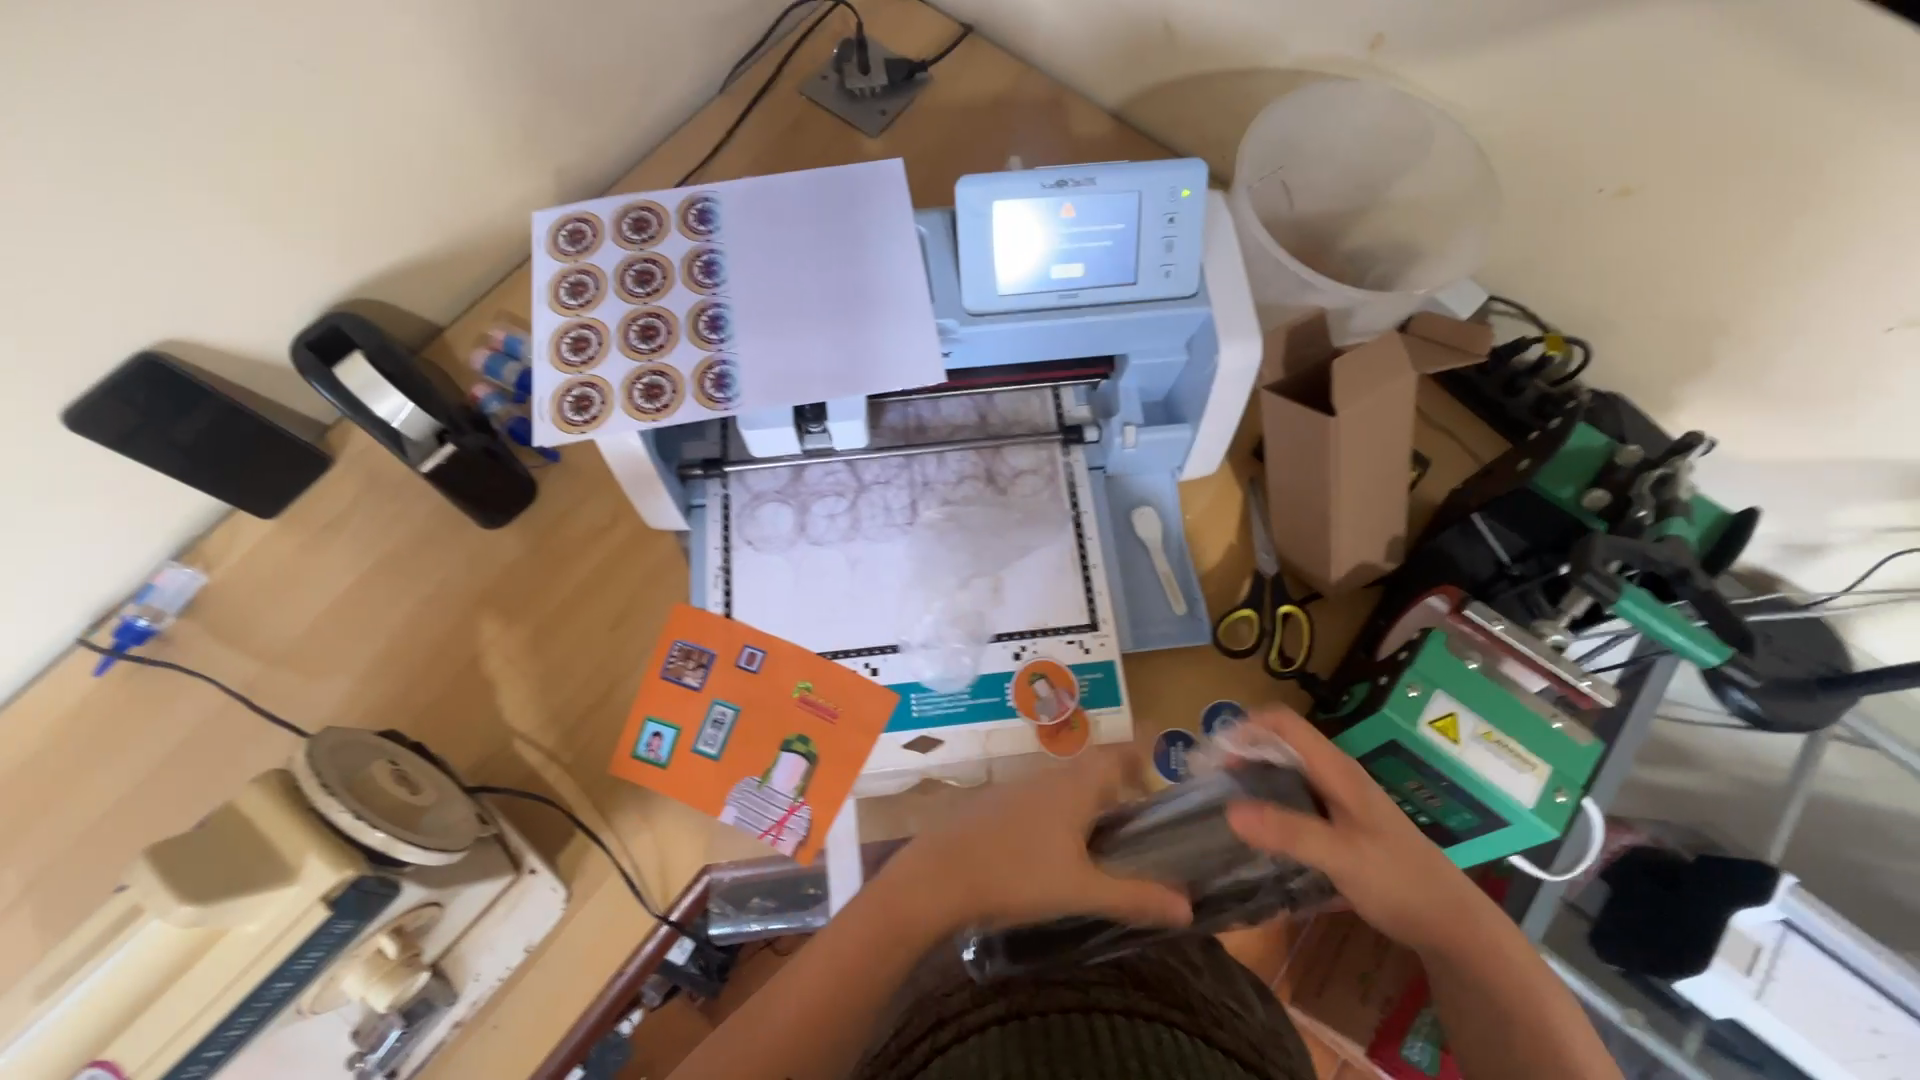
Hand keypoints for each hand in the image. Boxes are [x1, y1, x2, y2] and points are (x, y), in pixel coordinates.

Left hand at [889, 749, 1192, 932]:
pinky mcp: (991, 807)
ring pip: (1061, 784)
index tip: (1158, 765)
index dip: (1138, 755)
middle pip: (1089, 768)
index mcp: (1074, 787)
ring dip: (1084, 799)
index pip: (1115, 754)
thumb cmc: (1015, 875)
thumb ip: (1134, 897)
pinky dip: (1056, 814)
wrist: (936, 877)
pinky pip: (1036, 800)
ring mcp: (1014, 790)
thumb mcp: (1081, 891)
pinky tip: (1052, 848)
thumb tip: (1187, 906)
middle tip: (1138, 812)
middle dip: (1116, 782)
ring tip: (1102, 835)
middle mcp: (1046, 778)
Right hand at [1226, 707, 1492, 953]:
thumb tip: (1229, 810)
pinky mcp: (1341, 827)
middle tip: (1207, 781)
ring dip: (1254, 780)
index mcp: (1337, 771)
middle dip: (1242, 753)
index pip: (1284, 723)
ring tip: (1222, 804)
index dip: (1245, 726)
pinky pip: (1296, 802)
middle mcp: (1336, 777)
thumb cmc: (1399, 881)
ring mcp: (1340, 802)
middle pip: (1280, 745)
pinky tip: (1256, 833)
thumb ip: (1287, 832)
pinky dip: (1270, 806)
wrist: (1451, 923)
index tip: (1212, 753)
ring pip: (1287, 774)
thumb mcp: (1341, 857)